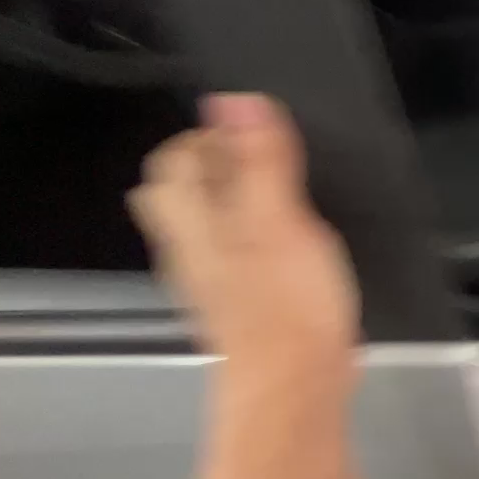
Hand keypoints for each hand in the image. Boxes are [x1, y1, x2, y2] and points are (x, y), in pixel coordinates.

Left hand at [128, 94, 359, 394]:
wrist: (296, 378)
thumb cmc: (288, 298)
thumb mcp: (281, 221)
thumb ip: (262, 163)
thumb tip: (235, 99)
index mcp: (192, 222)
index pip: (176, 162)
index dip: (212, 138)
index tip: (267, 135)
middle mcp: (191, 247)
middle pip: (186, 193)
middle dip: (223, 168)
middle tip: (281, 163)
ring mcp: (217, 278)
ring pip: (216, 223)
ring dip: (247, 202)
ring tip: (300, 198)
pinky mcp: (249, 301)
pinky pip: (245, 253)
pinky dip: (265, 237)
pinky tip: (301, 245)